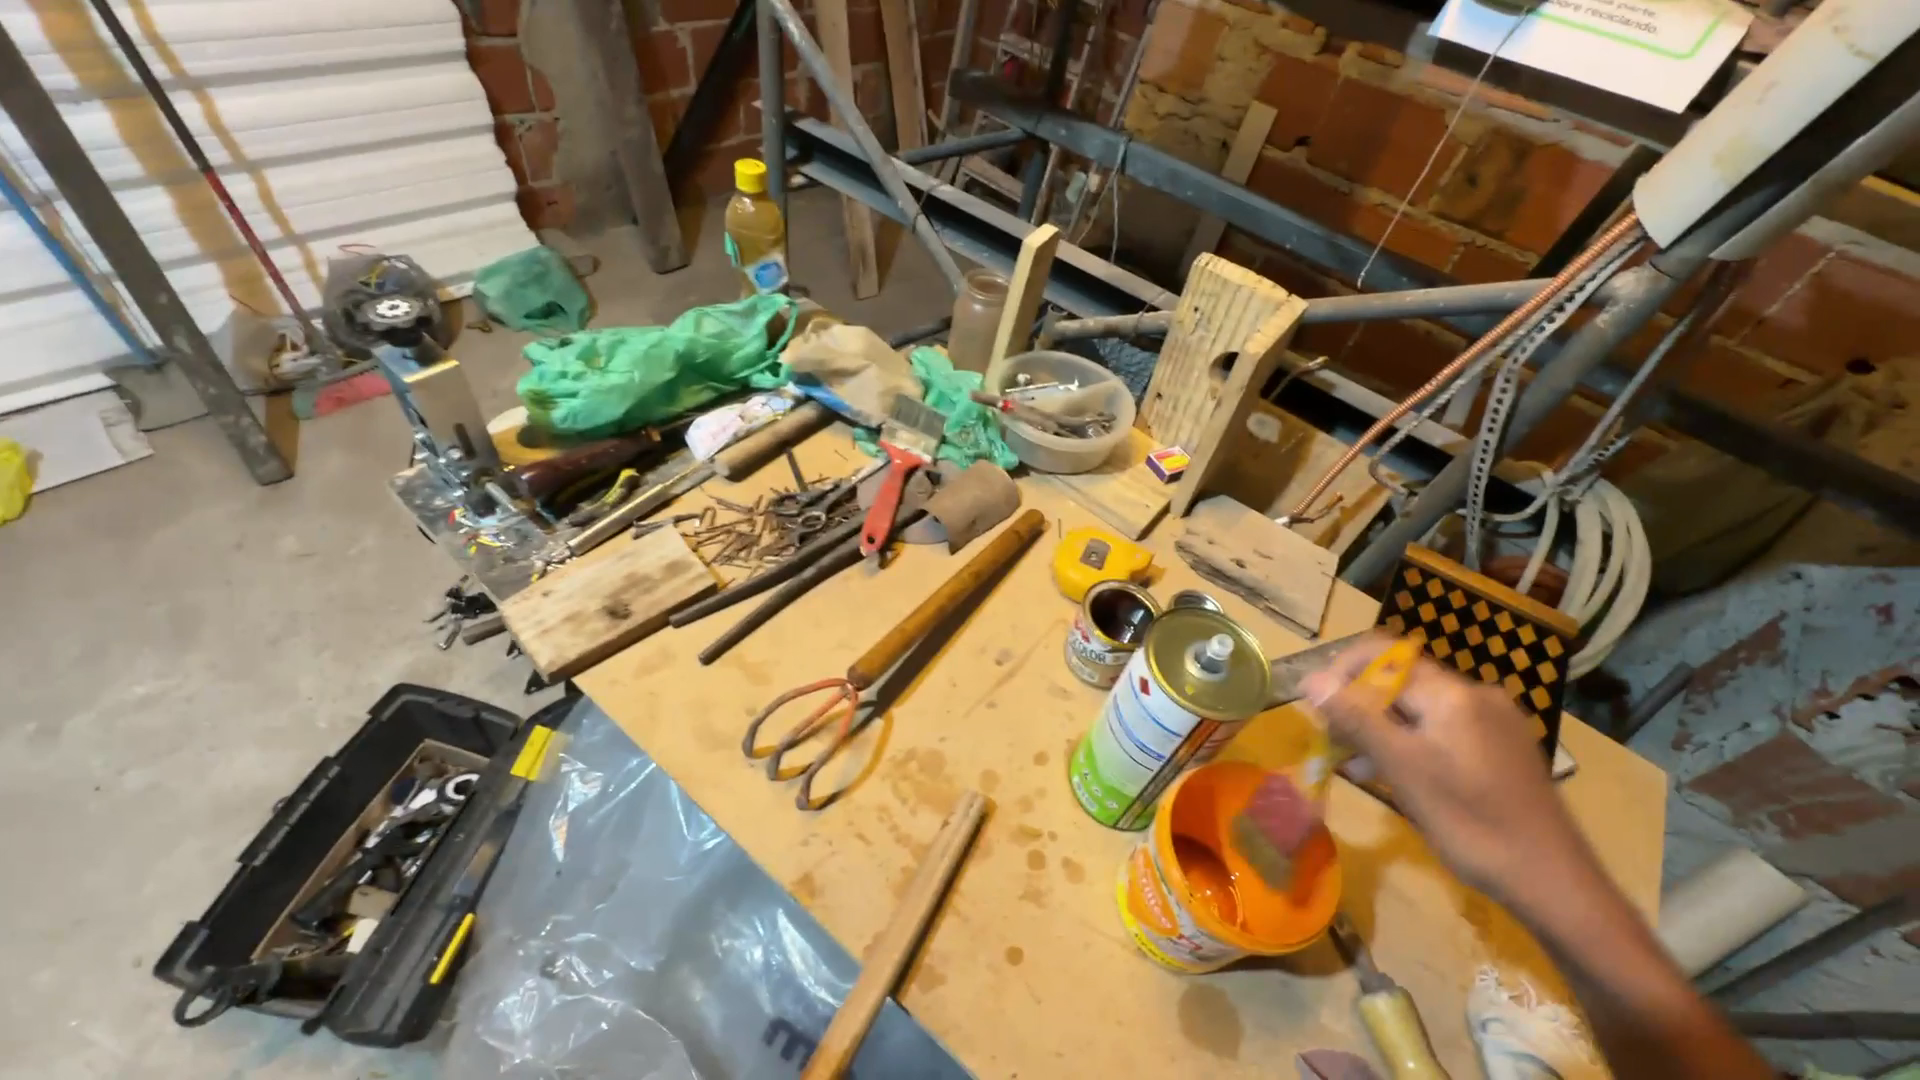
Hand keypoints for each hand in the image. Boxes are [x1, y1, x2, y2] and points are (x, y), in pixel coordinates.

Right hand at [1300, 634, 1600, 911]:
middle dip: (1358, 704)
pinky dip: (1410, 742)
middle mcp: (1476, 695)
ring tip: (1353, 762)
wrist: (1553, 881)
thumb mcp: (1403, 769)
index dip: (1341, 672)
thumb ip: (1356, 719)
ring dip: (1380, 726)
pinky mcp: (1501, 749)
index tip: (1316, 705)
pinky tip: (1394, 774)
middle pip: (1400, 680)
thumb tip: (1310, 681)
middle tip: (1331, 741)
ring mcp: (1493, 723)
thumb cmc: (1470, 823)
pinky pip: (1442, 730)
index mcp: (1453, 694)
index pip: (1383, 655)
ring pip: (1419, 708)